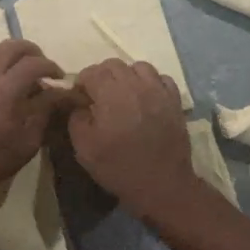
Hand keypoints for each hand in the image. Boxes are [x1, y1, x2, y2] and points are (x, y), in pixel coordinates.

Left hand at [0, 40, 67, 197]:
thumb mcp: (29, 140)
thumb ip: (45, 110)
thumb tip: (62, 92)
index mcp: (5, 92)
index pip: (32, 64)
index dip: (50, 66)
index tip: (60, 78)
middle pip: (10, 46)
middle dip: (32, 51)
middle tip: (43, 67)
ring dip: (10, 51)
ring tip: (21, 66)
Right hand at [68, 59, 200, 217]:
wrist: (163, 185)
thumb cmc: (119, 167)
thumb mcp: (83, 147)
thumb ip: (75, 117)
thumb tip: (79, 103)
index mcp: (110, 93)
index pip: (91, 72)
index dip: (82, 83)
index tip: (80, 99)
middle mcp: (135, 84)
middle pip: (113, 64)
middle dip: (102, 75)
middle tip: (99, 96)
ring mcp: (158, 91)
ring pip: (138, 67)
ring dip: (127, 75)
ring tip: (123, 93)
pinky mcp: (174, 101)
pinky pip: (161, 78)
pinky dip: (150, 82)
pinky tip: (145, 97)